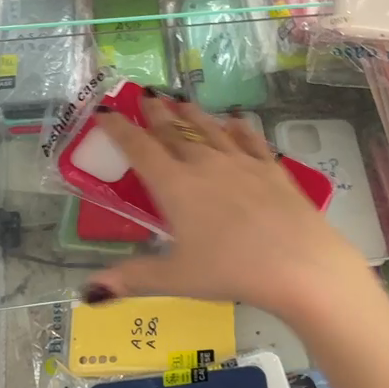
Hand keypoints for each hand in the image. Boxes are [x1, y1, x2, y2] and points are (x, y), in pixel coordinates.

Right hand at [80, 95, 375, 322]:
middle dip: (157, 114)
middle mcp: (206, 164)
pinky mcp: (272, 168)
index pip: (140, 149)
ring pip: (211, 129)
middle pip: (175, 132)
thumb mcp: (176, 279)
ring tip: (181, 100)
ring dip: (193, 114)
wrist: (298, 262)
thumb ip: (133, 278)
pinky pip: (250, 139)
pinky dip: (239, 127)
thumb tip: (89, 291)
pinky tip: (236, 120)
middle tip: (146, 96)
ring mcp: (242, 163)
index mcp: (175, 186)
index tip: (106, 111)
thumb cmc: (231, 271)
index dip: (119, 129)